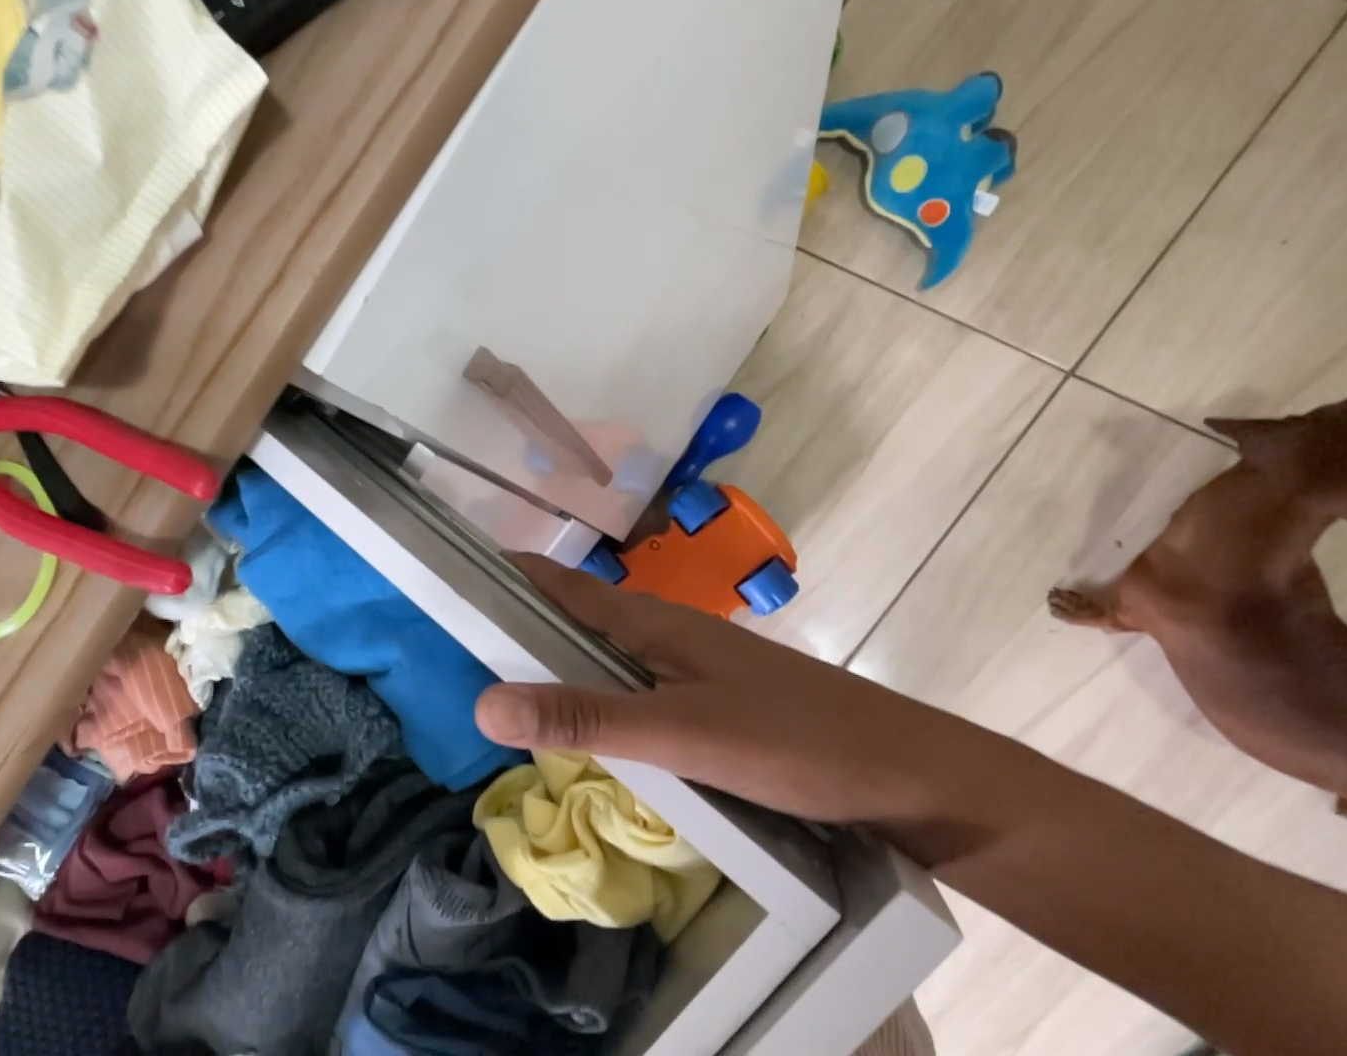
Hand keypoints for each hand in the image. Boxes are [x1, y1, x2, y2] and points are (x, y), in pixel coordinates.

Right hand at [476, 555, 1007, 829]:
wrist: (902, 774)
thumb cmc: (792, 741)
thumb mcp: (679, 733)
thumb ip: (585, 718)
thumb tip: (483, 702)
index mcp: (650, 622)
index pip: (557, 583)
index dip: (502, 572)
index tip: (443, 574)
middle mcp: (662, 632)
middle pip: (571, 615)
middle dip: (513, 620)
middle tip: (450, 645)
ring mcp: (688, 666)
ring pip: (600, 652)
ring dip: (550, 659)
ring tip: (496, 684)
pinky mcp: (707, 700)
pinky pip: (628, 685)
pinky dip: (590, 693)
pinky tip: (581, 726)